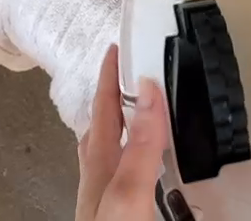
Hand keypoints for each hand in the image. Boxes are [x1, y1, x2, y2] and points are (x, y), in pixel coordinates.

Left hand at [76, 44, 169, 220]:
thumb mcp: (127, 192)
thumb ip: (139, 145)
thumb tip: (148, 89)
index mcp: (100, 164)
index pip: (103, 107)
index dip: (108, 75)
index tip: (115, 48)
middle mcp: (100, 179)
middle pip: (104, 128)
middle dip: (116, 98)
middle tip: (129, 76)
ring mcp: (107, 199)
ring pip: (114, 153)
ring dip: (127, 129)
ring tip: (142, 118)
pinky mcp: (121, 214)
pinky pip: (128, 177)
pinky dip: (138, 162)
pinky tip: (150, 173)